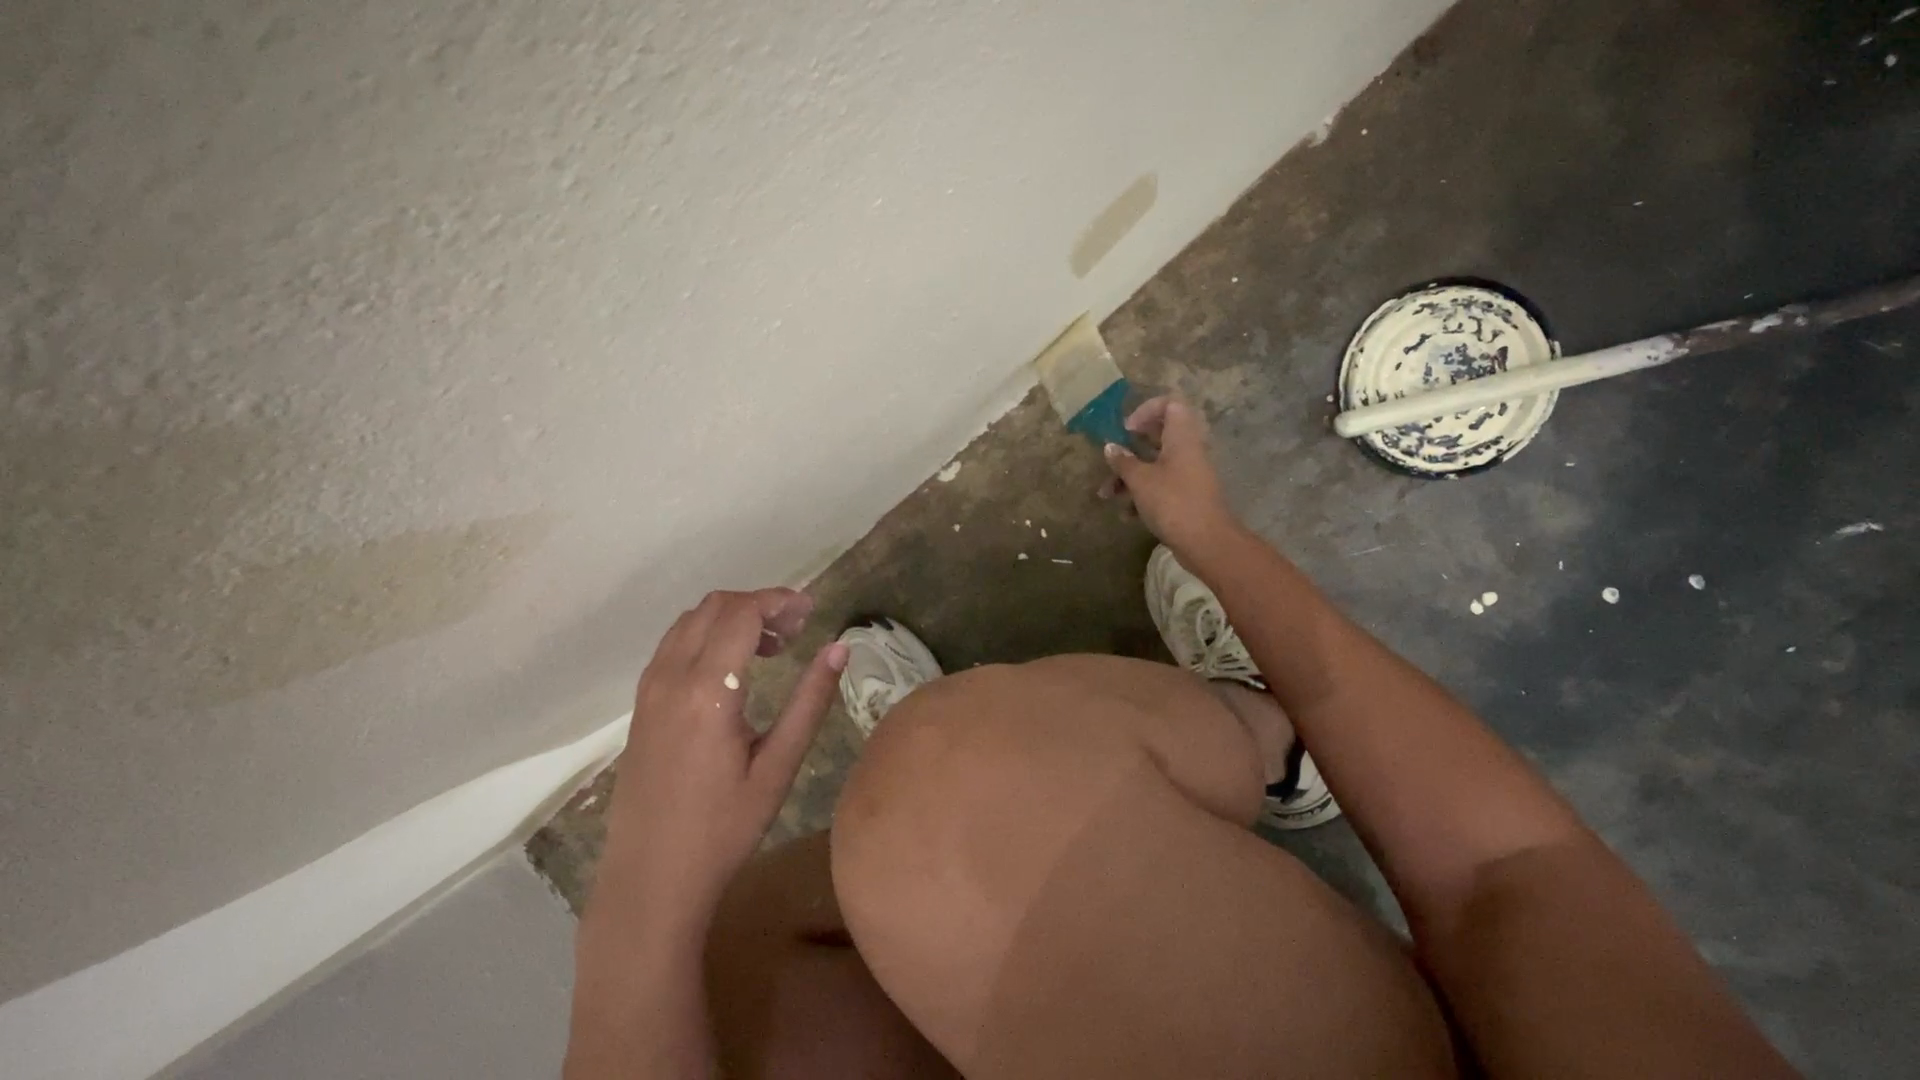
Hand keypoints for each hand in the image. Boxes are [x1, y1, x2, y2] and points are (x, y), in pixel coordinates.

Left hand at [600, 588, 848, 920]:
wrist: (651, 877)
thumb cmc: (723, 830)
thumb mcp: (777, 768)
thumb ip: (809, 703)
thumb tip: (839, 650)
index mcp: (708, 691)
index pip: (742, 614)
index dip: (780, 601)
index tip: (812, 610)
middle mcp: (671, 678)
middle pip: (714, 607)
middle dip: (758, 604)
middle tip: (796, 630)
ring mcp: (649, 690)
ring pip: (689, 621)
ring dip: (731, 618)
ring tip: (770, 648)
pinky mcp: (641, 706)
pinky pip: (672, 645)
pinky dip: (706, 636)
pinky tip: (731, 668)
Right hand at [1102, 395, 1238, 555]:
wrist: (1206, 542)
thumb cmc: (1172, 502)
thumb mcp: (1141, 481)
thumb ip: (1123, 462)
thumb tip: (1110, 447)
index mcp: (1182, 438)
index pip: (1171, 404)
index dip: (1147, 410)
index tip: (1127, 429)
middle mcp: (1188, 451)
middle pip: (1160, 436)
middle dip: (1131, 447)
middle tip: (1114, 457)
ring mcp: (1189, 475)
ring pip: (1156, 464)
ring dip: (1130, 476)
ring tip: (1107, 495)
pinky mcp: (1187, 496)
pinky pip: (1162, 486)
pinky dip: (1143, 495)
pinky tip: (1127, 515)